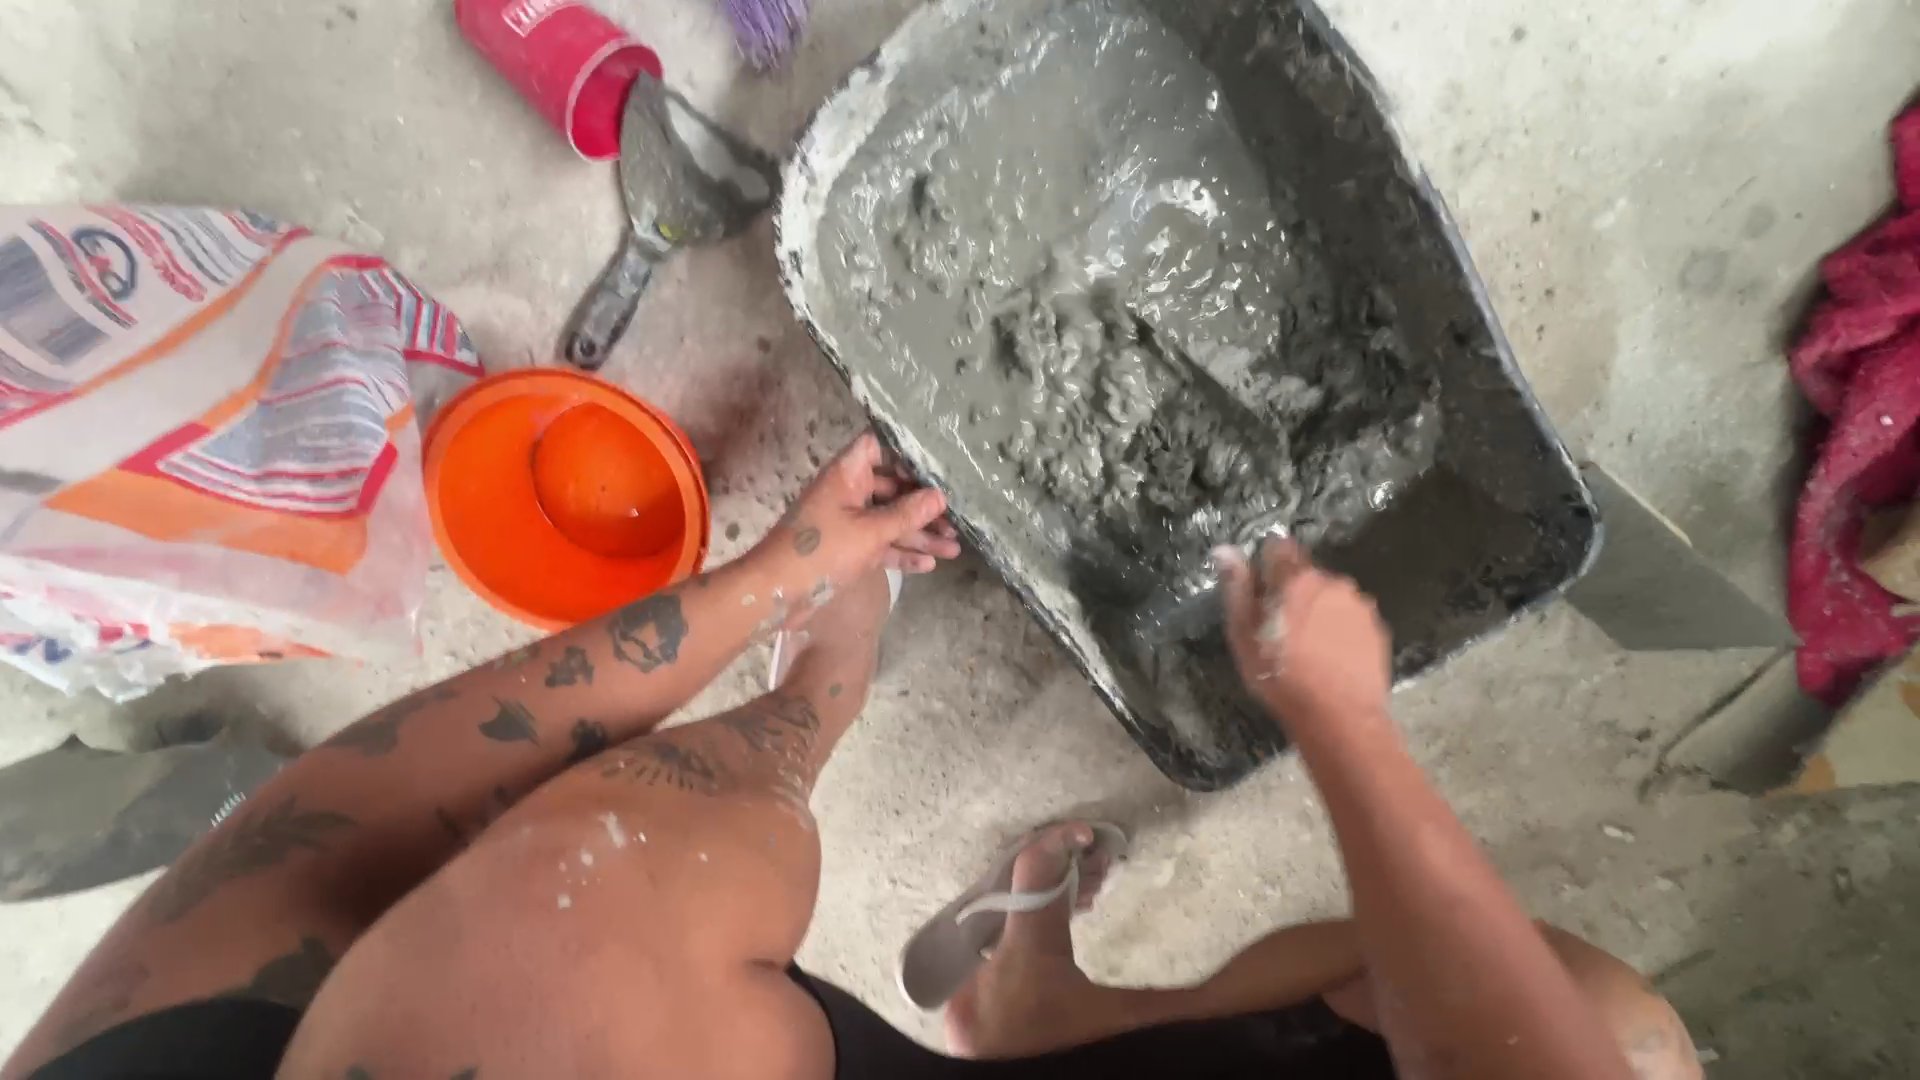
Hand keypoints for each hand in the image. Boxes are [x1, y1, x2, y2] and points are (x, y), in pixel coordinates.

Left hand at [770, 432, 961, 587]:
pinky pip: (881, 546)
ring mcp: (847, 524)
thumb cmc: (821, 552)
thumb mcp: (870, 532)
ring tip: (955, 547)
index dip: (904, 453)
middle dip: (924, 504)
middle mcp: (848, 494)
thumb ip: (906, 514)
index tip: (935, 467)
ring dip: (920, 534)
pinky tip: (930, 563)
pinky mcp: (847, 551)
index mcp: (846, 476)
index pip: (876, 447)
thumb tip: (939, 496)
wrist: (777, 593)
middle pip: (892, 489)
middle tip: (956, 516)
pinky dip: (902, 553)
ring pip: (890, 522)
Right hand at [1218, 540, 1391, 731]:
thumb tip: (1225, 549)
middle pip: (1305, 574)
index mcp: (1296, 578)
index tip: (1260, 592)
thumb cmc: (1281, 675)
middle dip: (1292, 592)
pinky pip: (1350, 617)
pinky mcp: (1377, 628)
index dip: (1266, 566)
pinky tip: (1330, 657)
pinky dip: (1338, 628)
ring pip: (1329, 596)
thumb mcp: (1243, 634)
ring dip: (1317, 609)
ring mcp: (1360, 605)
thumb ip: (1236, 587)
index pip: (1279, 547)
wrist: (1341, 718)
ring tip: (1307, 647)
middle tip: (1279, 628)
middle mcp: (1333, 582)